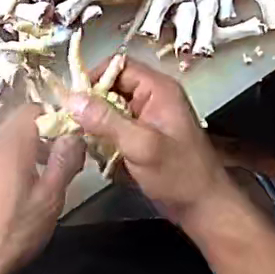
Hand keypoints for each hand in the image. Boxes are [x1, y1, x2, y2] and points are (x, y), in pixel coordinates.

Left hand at [0, 105, 84, 273]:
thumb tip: (74, 135)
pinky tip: (27, 189)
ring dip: (32, 151)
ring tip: (51, 177)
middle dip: (46, 136)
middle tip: (67, 159)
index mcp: (9, 145)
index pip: (31, 109)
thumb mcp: (50, 197)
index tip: (73, 138)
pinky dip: (15, 163)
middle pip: (20, 125)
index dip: (55, 118)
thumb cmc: (14, 231)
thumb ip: (65, 161)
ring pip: (9, 142)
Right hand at [67, 60, 237, 230]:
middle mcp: (151, 98)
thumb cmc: (179, 175)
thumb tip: (71, 99)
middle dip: (89, 104)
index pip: (117, 66)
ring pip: (108, 107)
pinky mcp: (140, 135)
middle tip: (72, 124)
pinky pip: (112, 126)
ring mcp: (146, 117)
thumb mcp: (140, 145)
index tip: (73, 101)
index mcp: (158, 89)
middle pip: (109, 86)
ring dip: (93, 123)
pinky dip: (101, 136)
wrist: (203, 207)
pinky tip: (96, 152)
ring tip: (82, 139)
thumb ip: (106, 121)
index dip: (93, 78)